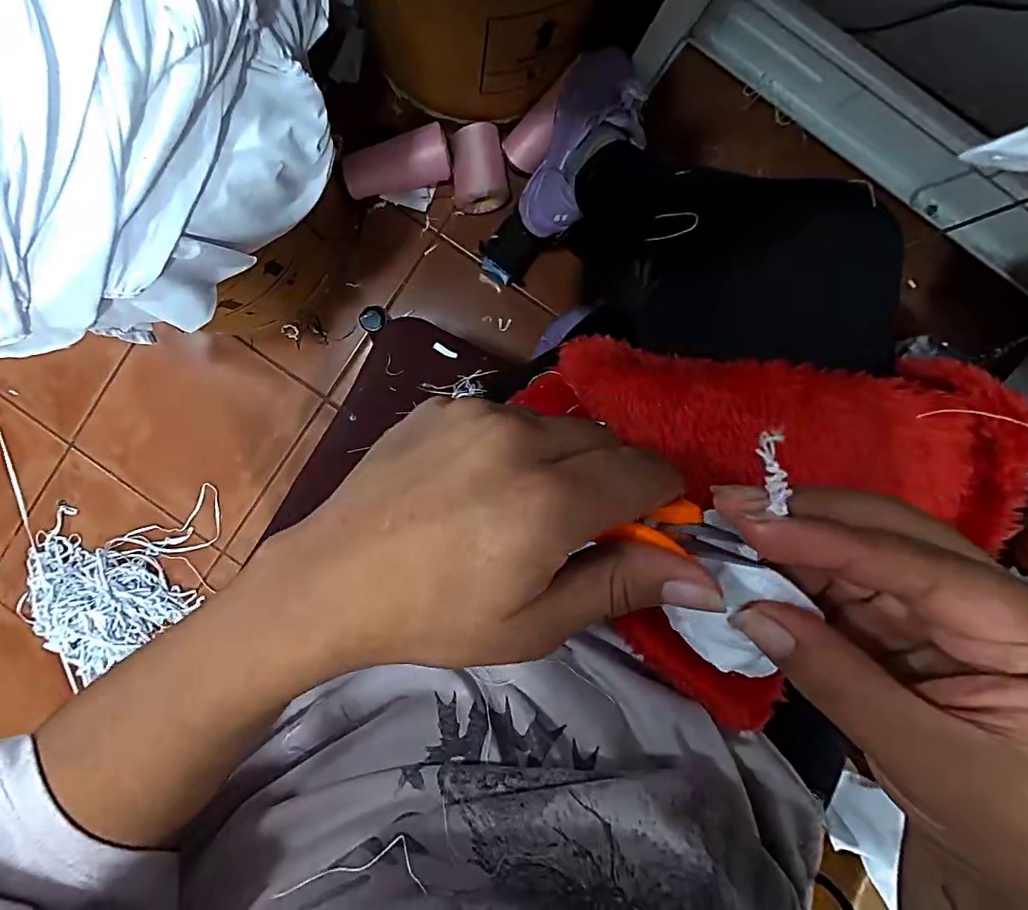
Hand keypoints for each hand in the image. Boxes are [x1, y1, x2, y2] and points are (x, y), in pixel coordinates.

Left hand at [38, 397, 713, 847]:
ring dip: (569, 459)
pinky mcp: (446, 404)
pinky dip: (520, 445)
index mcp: (550, 500)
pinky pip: (511, 417)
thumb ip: (622, 583)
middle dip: (618, 478)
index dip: (663, 496)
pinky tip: (483, 482)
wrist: (326, 582)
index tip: (651, 523)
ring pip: (562, 425)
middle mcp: (521, 438)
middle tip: (588, 522)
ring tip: (530, 503)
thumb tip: (701, 575)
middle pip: (610, 441)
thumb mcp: (535, 623)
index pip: (647, 472)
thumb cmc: (435, 618)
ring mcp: (478, 413)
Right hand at [714, 486, 1027, 909]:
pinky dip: (806, 583)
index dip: (829, 539)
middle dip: (811, 521)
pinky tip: (763, 567)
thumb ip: (838, 679)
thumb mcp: (929, 766)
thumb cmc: (1018, 847)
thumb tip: (751, 610)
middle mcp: (1004, 602)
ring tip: (735, 530)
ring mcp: (962, 616)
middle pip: (896, 540)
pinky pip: (857, 596)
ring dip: (799, 547)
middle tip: (732, 506)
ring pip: (868, 560)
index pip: (920, 565)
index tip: (754, 520)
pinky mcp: (924, 635)